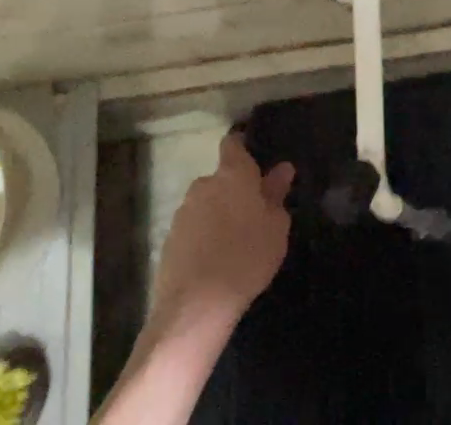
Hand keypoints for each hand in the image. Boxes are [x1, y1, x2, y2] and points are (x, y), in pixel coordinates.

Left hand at [151, 133, 293, 329]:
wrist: (196, 305)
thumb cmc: (247, 256)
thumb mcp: (276, 227)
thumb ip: (276, 194)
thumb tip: (282, 169)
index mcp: (232, 176)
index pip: (233, 145)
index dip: (242, 145)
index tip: (254, 154)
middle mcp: (203, 186)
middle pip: (221, 179)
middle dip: (235, 189)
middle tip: (254, 212)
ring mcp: (182, 213)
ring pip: (206, 204)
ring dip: (219, 213)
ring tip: (236, 240)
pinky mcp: (169, 240)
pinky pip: (193, 228)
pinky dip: (204, 235)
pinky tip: (216, 259)